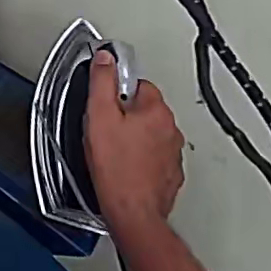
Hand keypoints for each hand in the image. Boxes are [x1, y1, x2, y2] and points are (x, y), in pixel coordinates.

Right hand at [83, 49, 184, 234]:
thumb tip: (105, 59)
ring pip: (149, 131)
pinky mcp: (170, 173)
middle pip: (144, 107)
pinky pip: (153, 153)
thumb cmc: (116, 167)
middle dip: (124, 112)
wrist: (131, 211)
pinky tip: (122, 162)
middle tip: (104, 125)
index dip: (116, 90)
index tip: (104, 100)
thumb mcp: (98, 114)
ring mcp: (173, 153)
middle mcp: (171, 130)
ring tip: (111, 146)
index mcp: (156, 111)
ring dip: (133, 134)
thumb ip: (102, 81)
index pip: (139, 83)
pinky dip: (139, 155)